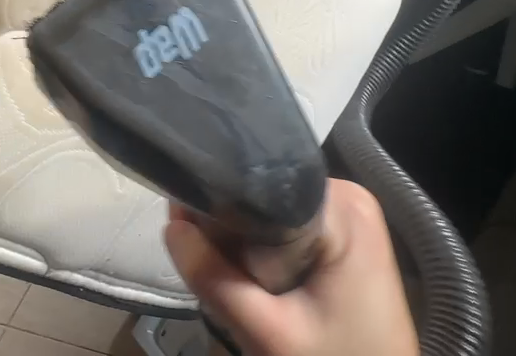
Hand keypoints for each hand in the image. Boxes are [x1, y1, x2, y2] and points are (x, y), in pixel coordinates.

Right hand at [163, 180, 417, 355]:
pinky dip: (255, 248)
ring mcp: (344, 214)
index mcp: (343, 205)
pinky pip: (276, 222)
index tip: (189, 235)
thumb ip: (216, 279)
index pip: (254, 181)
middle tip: (211, 267)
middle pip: (255, 192)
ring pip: (260, 207)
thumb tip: (170, 225)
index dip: (213, 205)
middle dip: (225, 228)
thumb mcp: (271, 334)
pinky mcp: (337, 234)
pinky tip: (252, 279)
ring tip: (235, 280)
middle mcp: (345, 196)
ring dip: (237, 241)